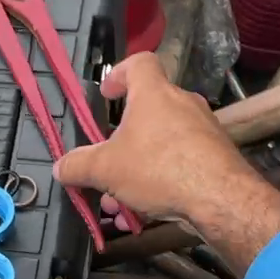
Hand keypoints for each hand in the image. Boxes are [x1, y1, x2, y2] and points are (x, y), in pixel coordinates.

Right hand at [56, 52, 279, 272]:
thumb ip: (78, 166)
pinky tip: (141, 215)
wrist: (219, 197)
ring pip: (157, 147)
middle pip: (145, 115)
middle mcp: (181, 105)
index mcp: (153, 94)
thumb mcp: (105, 169)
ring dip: (132, 174)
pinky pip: (175, 166)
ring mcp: (200, 130)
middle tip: (103, 169)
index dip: (119, 73)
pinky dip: (155, 186)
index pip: (139, 63)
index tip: (106, 93)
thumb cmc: (158, 168)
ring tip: (117, 205)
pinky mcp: (212, 157)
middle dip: (119, 146)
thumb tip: (60, 167)